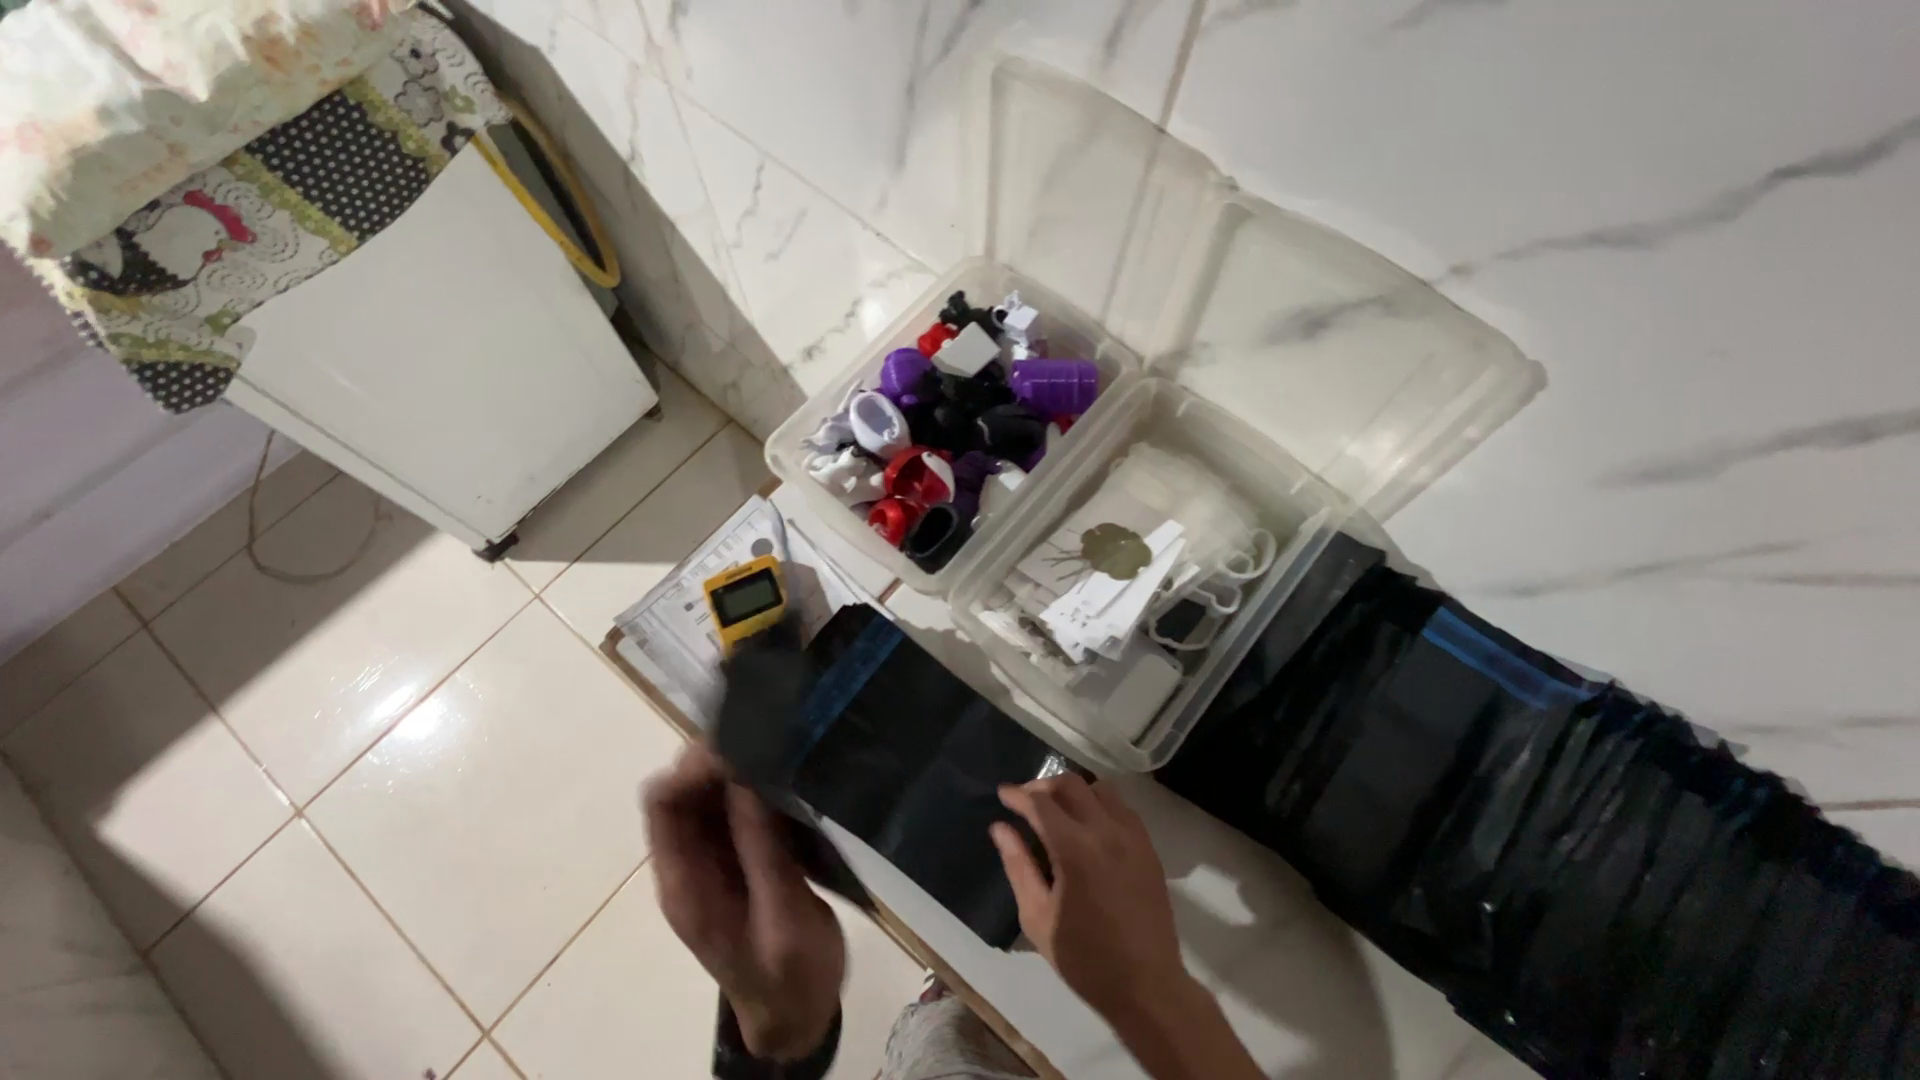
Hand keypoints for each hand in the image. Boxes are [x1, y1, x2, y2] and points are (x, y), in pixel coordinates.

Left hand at [644, 745, 843, 1060]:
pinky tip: (792, 775)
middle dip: (719, 757)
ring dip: (741, 766)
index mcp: (685, 882)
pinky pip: (740, 805)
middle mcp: (691, 861)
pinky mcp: (744, 854)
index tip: (743, 748)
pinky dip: (760, 784)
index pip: (663, 802)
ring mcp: (716, 857)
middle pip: (685, 788)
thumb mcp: (783, 917)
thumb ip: (762, 849)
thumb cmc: (789, 975)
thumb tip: (745, 775)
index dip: (694, 768)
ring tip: (784, 748)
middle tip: (771, 739)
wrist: (797, 1015)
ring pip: (712, 791)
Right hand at [989, 775, 1185, 1021]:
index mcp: (1075, 849)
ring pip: (1101, 789)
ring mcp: (1133, 837)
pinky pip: (1123, 809)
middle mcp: (1106, 832)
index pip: (1041, 803)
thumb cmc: (1084, 958)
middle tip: (1026, 801)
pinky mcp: (1149, 848)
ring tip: (1057, 811)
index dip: (1017, 795)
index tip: (1002, 794)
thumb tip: (1000, 828)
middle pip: (1072, 784)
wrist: (1146, 985)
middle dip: (1043, 786)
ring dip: (1074, 792)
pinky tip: (1088, 827)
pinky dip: (1100, 805)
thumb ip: (1018, 866)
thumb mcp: (1037, 917)